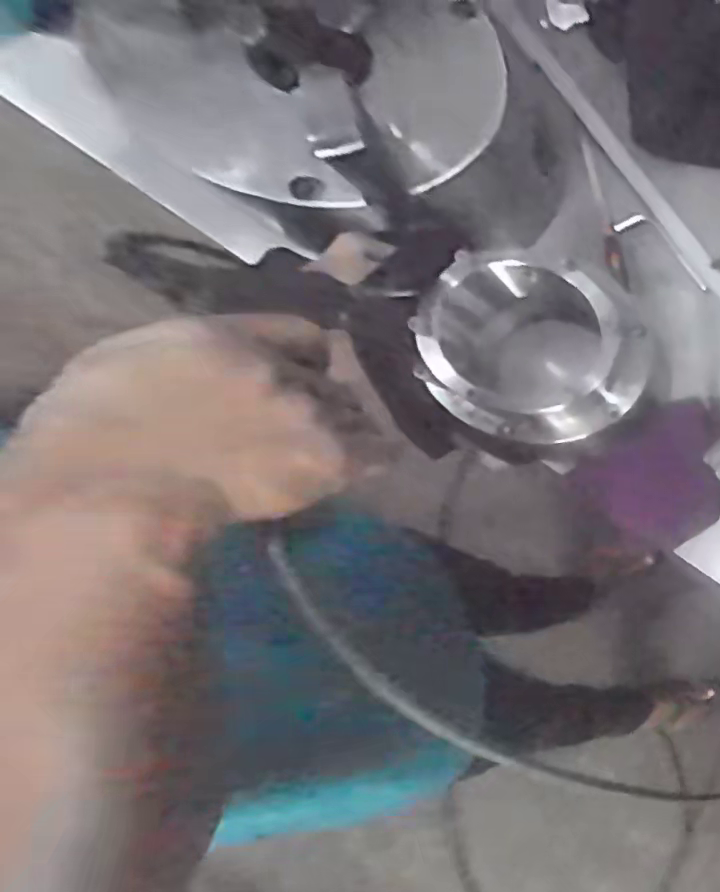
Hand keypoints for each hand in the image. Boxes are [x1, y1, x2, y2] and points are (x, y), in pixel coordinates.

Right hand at [4, 316, 393, 522]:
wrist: (110, 490)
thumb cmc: (98, 427)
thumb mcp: (140, 358)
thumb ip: (210, 349)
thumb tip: (260, 355)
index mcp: (226, 338)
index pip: (306, 334)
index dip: (310, 356)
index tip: (306, 372)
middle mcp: (280, 372)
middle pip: (335, 382)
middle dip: (322, 400)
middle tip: (296, 426)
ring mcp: (311, 415)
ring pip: (357, 416)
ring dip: (343, 431)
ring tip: (311, 451)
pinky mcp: (332, 457)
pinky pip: (381, 452)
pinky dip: (372, 457)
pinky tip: (354, 465)